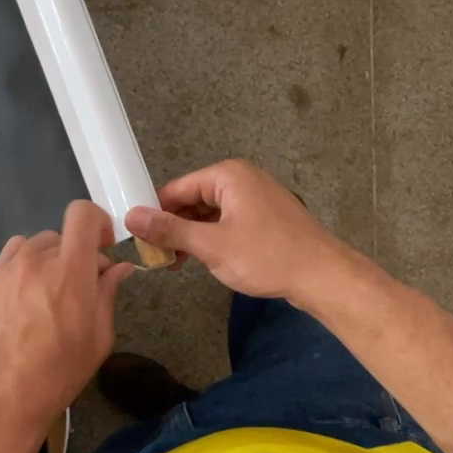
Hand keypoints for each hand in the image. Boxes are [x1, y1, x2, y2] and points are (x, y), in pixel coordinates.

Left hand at [0, 200, 136, 436]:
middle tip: (86, 285)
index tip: (105, 244)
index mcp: (70, 273)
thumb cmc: (60, 372)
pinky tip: (32, 290)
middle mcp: (37, 262)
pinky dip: (29, 262)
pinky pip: (14, 254)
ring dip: (53, 257)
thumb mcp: (99, 337)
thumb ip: (108, 294)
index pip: (82, 215)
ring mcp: (9, 270)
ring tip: (56, 289)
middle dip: (80, 253)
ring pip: (38, 244)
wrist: (6, 396)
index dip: (98, 222)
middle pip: (64, 234)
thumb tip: (119, 268)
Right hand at [124, 159, 356, 301]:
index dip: (155, 214)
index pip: (176, 189)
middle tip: (158, 258)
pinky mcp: (266, 218)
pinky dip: (213, 239)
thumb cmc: (266, 257)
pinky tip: (206, 260)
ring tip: (177, 264)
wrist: (321, 276)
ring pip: (210, 214)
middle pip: (193, 199)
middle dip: (175, 227)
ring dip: (193, 236)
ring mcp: (257, 198)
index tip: (140, 240)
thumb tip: (131, 217)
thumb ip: (169, 230)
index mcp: (228, 176)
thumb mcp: (211, 245)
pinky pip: (229, 222)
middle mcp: (242, 179)